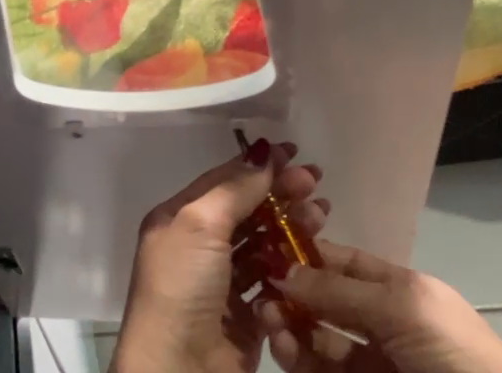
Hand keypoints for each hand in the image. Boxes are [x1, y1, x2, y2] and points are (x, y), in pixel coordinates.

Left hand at [111, 140, 328, 372]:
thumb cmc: (181, 285)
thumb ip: (232, 189)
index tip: (294, 152)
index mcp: (177, 218)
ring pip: (263, 244)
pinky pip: (274, 282)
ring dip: (292, 226)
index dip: (256, 165)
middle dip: (279, 194)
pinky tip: (319, 255)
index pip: (221, 181)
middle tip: (317, 182)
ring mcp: (222, 281)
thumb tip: (261, 151)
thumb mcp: (199, 224)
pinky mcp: (247, 315)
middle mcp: (197, 245)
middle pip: (244, 210)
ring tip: (324, 212)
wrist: (179, 368)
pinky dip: (295, 267)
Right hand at [257, 241, 501, 372]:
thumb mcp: (403, 308)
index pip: (338, 260)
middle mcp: (381, 321)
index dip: (301, 253)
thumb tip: (280, 269)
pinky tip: (284, 350)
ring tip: (271, 325)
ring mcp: (372, 361)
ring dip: (286, 326)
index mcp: (399, 289)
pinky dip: (296, 357)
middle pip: (320, 299)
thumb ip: (339, 288)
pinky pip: (318, 368)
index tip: (260, 249)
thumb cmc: (458, 356)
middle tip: (262, 297)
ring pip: (314, 336)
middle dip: (288, 294)